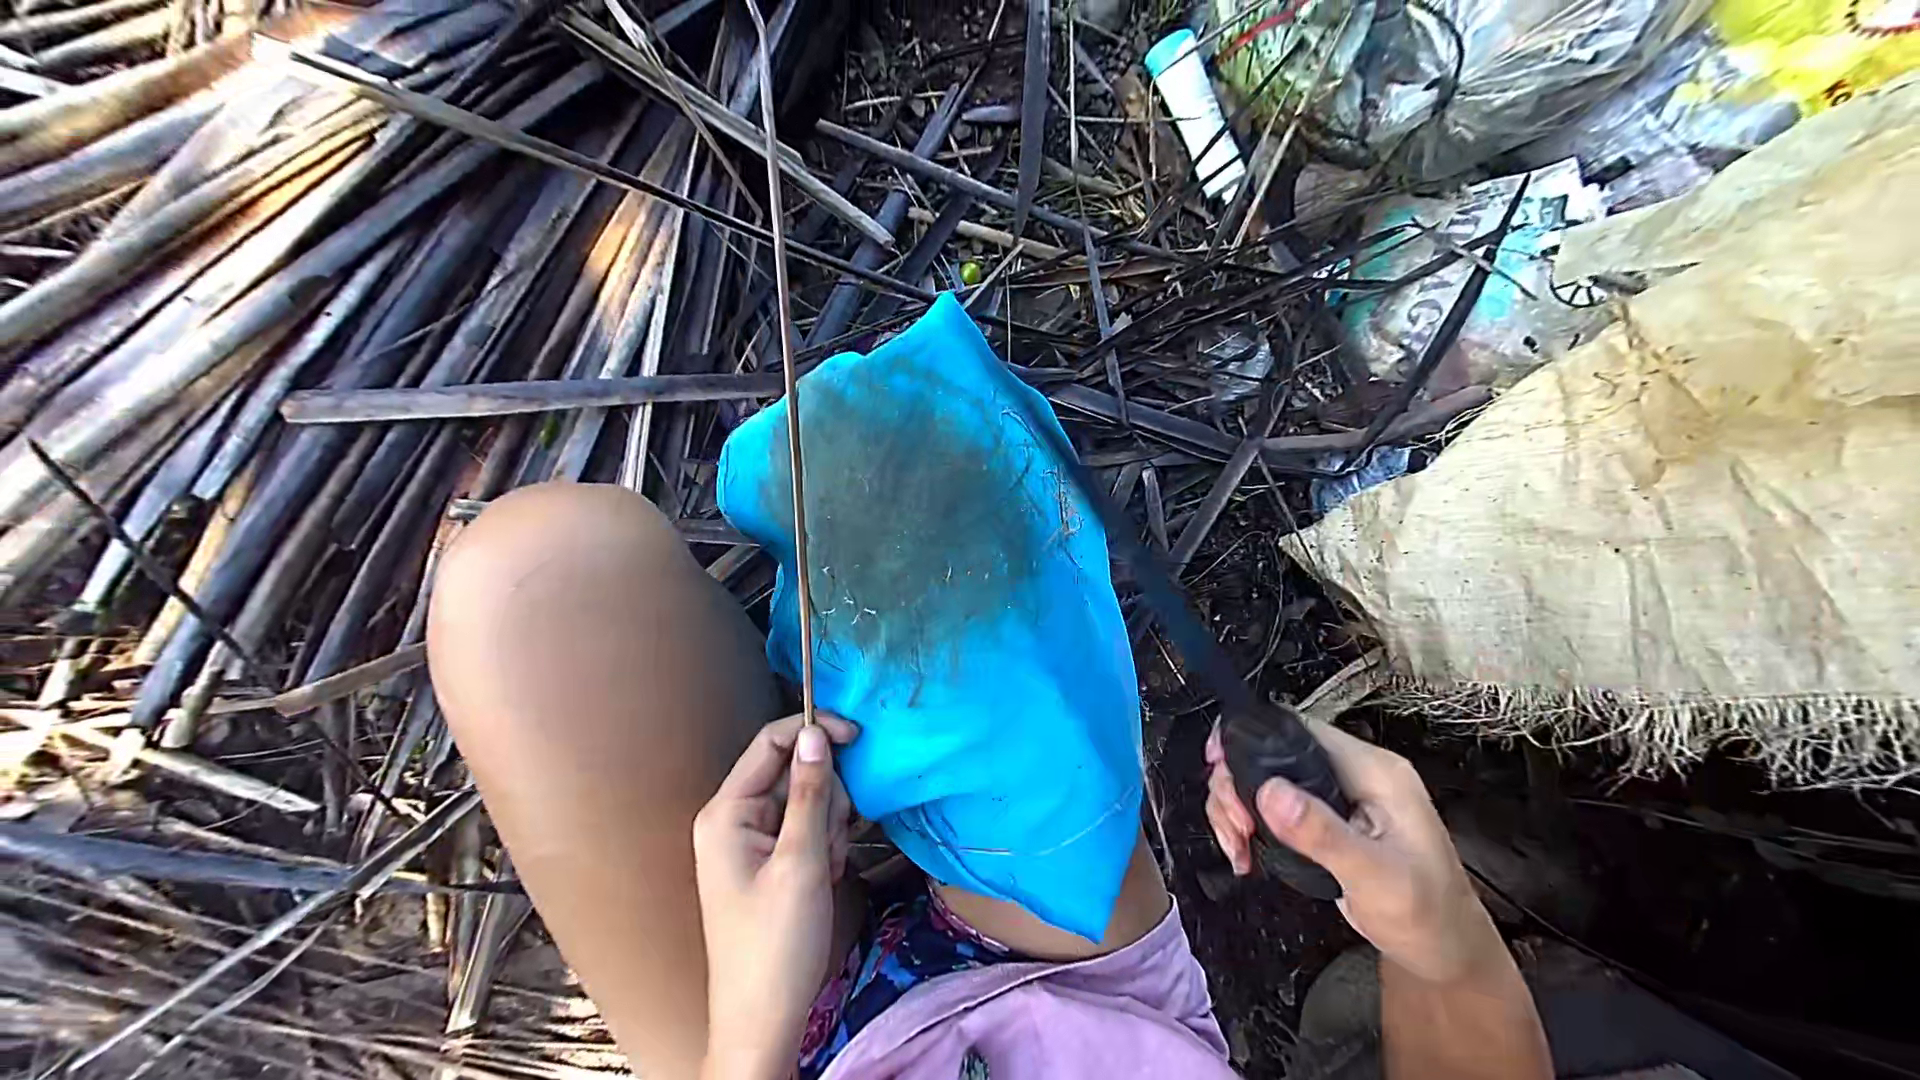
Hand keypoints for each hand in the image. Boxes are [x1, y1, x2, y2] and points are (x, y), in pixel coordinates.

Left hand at [694, 713, 858, 1079]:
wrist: (765, 1020)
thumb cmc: (777, 943)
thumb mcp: (801, 861)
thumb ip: (810, 791)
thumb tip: (817, 732)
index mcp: (727, 811)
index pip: (771, 743)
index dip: (813, 730)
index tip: (857, 734)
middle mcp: (735, 817)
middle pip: (795, 771)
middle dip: (825, 797)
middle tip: (830, 841)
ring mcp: (753, 838)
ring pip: (808, 798)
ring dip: (829, 824)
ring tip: (825, 867)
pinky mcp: (771, 857)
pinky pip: (808, 825)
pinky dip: (825, 842)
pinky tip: (825, 874)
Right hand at [1205, 718, 1504, 984]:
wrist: (1445, 956)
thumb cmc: (1425, 917)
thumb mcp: (1377, 878)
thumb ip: (1323, 834)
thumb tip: (1270, 791)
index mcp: (1370, 769)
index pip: (1295, 727)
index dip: (1246, 737)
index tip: (1214, 764)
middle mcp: (1348, 771)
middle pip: (1267, 752)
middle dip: (1235, 784)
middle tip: (1232, 826)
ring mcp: (1332, 794)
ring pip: (1259, 778)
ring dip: (1234, 807)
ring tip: (1235, 846)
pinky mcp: (1319, 816)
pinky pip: (1266, 803)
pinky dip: (1245, 823)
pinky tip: (1244, 851)